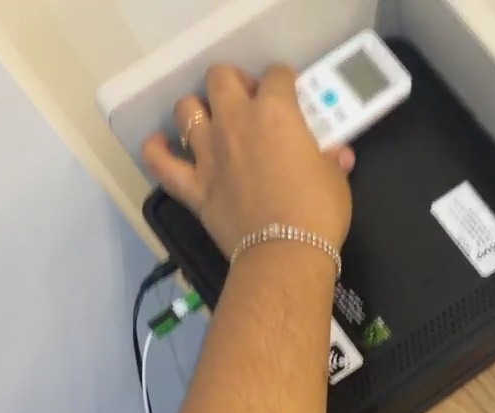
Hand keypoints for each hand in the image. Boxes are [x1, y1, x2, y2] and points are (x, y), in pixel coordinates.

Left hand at [142, 64, 354, 256]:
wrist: (286, 254)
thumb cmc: (318, 214)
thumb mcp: (335, 182)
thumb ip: (331, 161)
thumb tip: (338, 155)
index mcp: (275, 113)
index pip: (276, 76)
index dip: (284, 82)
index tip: (291, 94)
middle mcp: (236, 122)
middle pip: (222, 77)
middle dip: (234, 83)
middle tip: (248, 103)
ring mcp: (209, 152)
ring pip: (187, 110)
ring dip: (197, 111)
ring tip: (211, 124)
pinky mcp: (194, 185)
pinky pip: (160, 162)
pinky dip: (157, 151)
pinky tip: (161, 146)